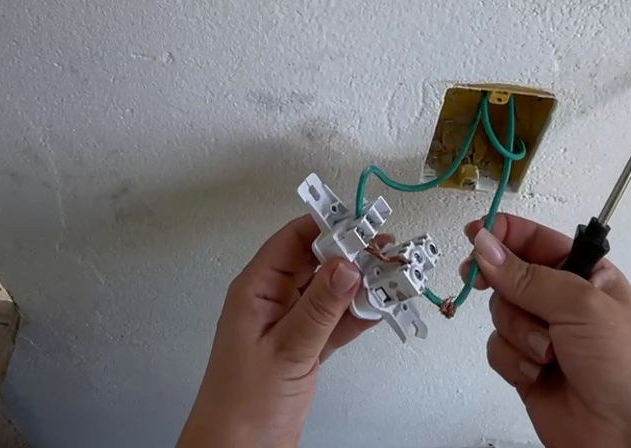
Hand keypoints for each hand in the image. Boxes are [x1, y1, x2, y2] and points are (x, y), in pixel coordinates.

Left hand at [178, 214, 379, 447]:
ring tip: (390, 274)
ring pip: (328, 291)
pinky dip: (356, 315)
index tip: (360, 222)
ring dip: (358, 284)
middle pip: (315, 262)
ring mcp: (289, 325)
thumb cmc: (240, 408)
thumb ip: (318, 308)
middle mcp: (272, 300)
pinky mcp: (303, 349)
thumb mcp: (285, 350)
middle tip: (383, 248)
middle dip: (349, 253)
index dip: (325, 226)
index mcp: (256, 289)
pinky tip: (378, 308)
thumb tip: (346, 265)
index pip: (293, 240)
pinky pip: (334, 321)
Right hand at [464, 213, 630, 447]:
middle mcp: (561, 300)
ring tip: (547, 351)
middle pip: (508, 273)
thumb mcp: (580, 305)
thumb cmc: (630, 369)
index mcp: (582, 272)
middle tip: (488, 284)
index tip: (475, 234)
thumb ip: (526, 275)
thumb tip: (485, 245)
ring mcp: (544, 334)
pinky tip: (538, 372)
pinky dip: (513, 359)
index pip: (532, 238)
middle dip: (503, 286)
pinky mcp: (528, 366)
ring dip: (518, 331)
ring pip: (500, 311)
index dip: (501, 233)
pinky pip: (497, 348)